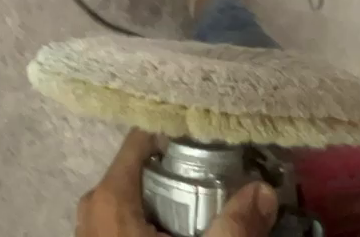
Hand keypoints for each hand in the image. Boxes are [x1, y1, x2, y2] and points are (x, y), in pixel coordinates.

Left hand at [77, 130, 279, 236]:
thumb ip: (234, 225)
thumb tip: (265, 191)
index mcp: (109, 195)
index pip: (143, 137)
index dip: (180, 132)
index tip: (216, 135)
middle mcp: (94, 205)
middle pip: (145, 168)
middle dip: (187, 172)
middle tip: (227, 174)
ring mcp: (94, 231)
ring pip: (141, 198)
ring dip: (176, 200)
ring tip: (216, 202)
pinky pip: (132, 223)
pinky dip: (161, 223)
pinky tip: (190, 231)